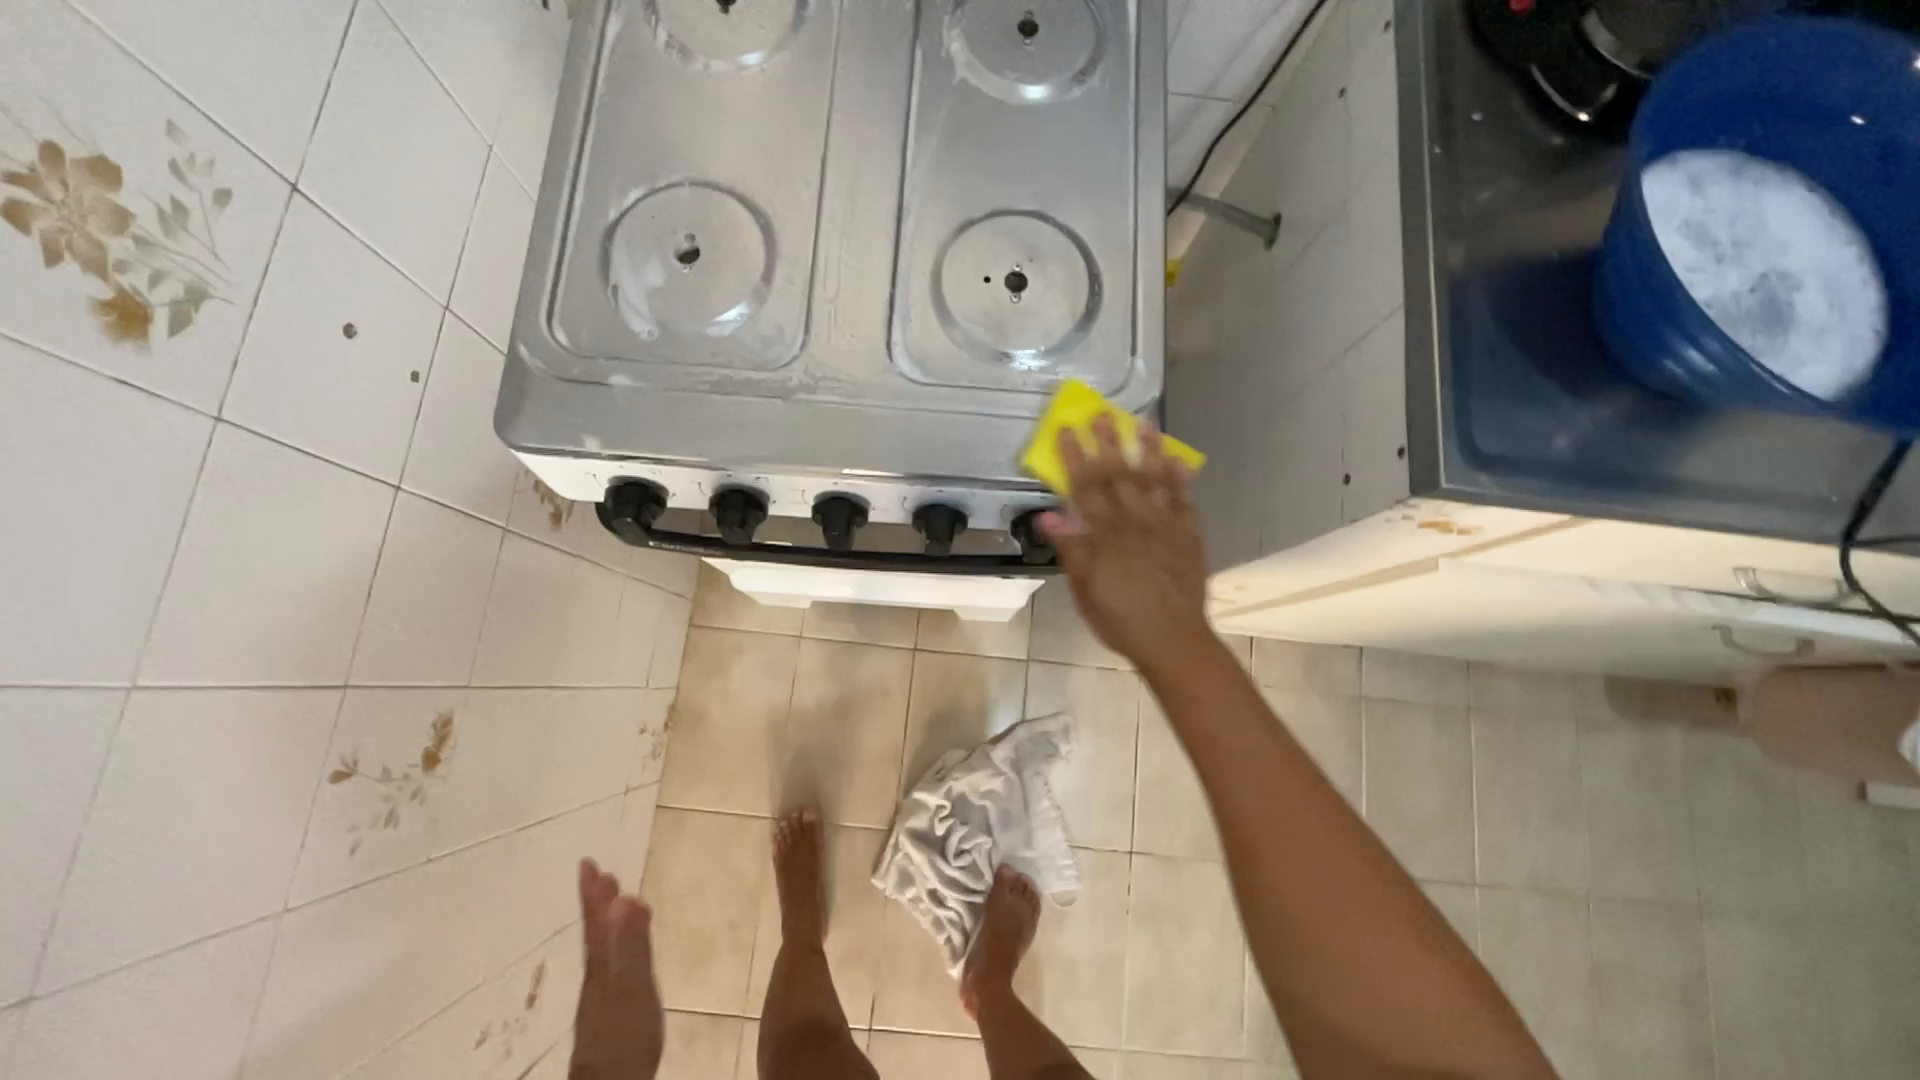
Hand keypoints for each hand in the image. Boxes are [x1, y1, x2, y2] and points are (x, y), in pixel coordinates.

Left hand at [571, 859, 662, 1079]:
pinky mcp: (612, 1017)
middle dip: (600, 905)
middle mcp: (598, 979)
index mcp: (603, 968)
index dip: (594, 895)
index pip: (597, 924)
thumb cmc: (625, 1039)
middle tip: (603, 875)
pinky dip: (619, 953)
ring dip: (608, 926)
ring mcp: (602, 999)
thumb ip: (632, 946)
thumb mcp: (633, 989)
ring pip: (603, 952)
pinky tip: (625, 961)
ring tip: (616, 907)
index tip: (588, 863)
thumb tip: (626, 898)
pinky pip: (613, 970)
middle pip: (597, 935)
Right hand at [1038, 415, 1211, 664]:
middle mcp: (1135, 521)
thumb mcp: (1084, 589)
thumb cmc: (1119, 619)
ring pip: (1155, 479)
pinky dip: (1181, 479)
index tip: (1066, 429)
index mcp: (1105, 534)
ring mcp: (1166, 526)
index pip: (1086, 487)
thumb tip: (1047, 514)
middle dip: (1107, 442)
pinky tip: (1178, 460)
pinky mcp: (1190, 535)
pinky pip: (1185, 500)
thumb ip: (1070, 548)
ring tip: (1144, 422)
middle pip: (1119, 475)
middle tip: (1101, 413)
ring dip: (1148, 449)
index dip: (1074, 456)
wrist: (1172, 638)